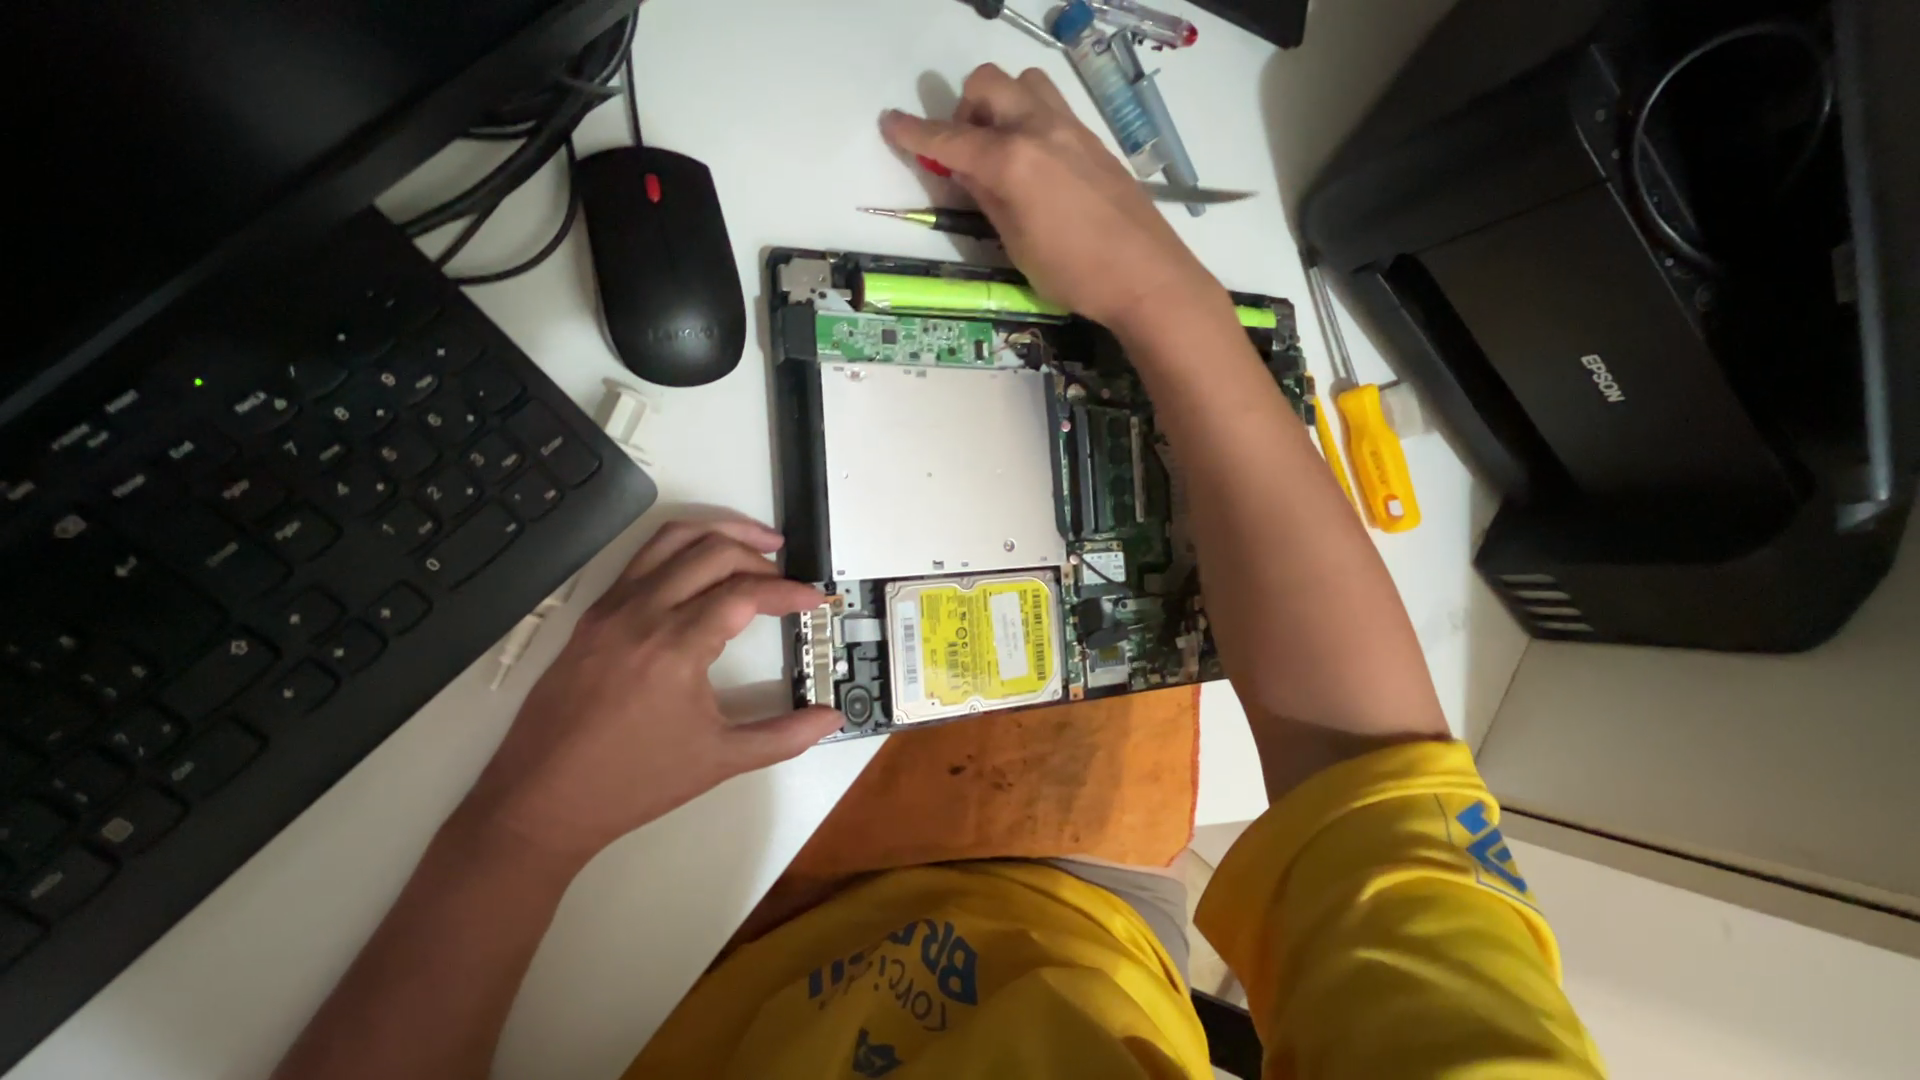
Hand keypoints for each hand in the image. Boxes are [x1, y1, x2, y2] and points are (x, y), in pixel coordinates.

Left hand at [458, 519, 842, 862]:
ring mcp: (611, 610)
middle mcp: (642, 614)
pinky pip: (641, 560)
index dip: (790, 591)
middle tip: (787, 577)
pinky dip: (681, 549)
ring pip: (671, 540)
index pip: (746, 592)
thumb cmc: (632, 782)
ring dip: (719, 532)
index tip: (814, 600)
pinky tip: (700, 570)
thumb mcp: (719, 760)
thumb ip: (784, 736)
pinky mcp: (592, 617)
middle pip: (713, 551)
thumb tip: (830, 719)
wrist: (541, 800)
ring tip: (754, 543)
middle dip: (760, 554)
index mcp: (676, 647)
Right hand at [880, 64, 1217, 332]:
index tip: (890, 123)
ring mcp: (1071, 128)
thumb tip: (965, 171)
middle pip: (987, 83)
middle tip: (964, 154)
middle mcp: (1039, 129)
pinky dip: (1029, 119)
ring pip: (1024, 83)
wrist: (1146, 276)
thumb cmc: (1074, 273)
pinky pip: (1051, 106)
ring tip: (1001, 151)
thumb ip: (987, 198)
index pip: (950, 139)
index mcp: (1012, 160)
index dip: (914, 133)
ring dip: (1001, 104)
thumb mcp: (1016, 244)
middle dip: (963, 110)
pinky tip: (1035, 163)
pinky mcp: (1093, 139)